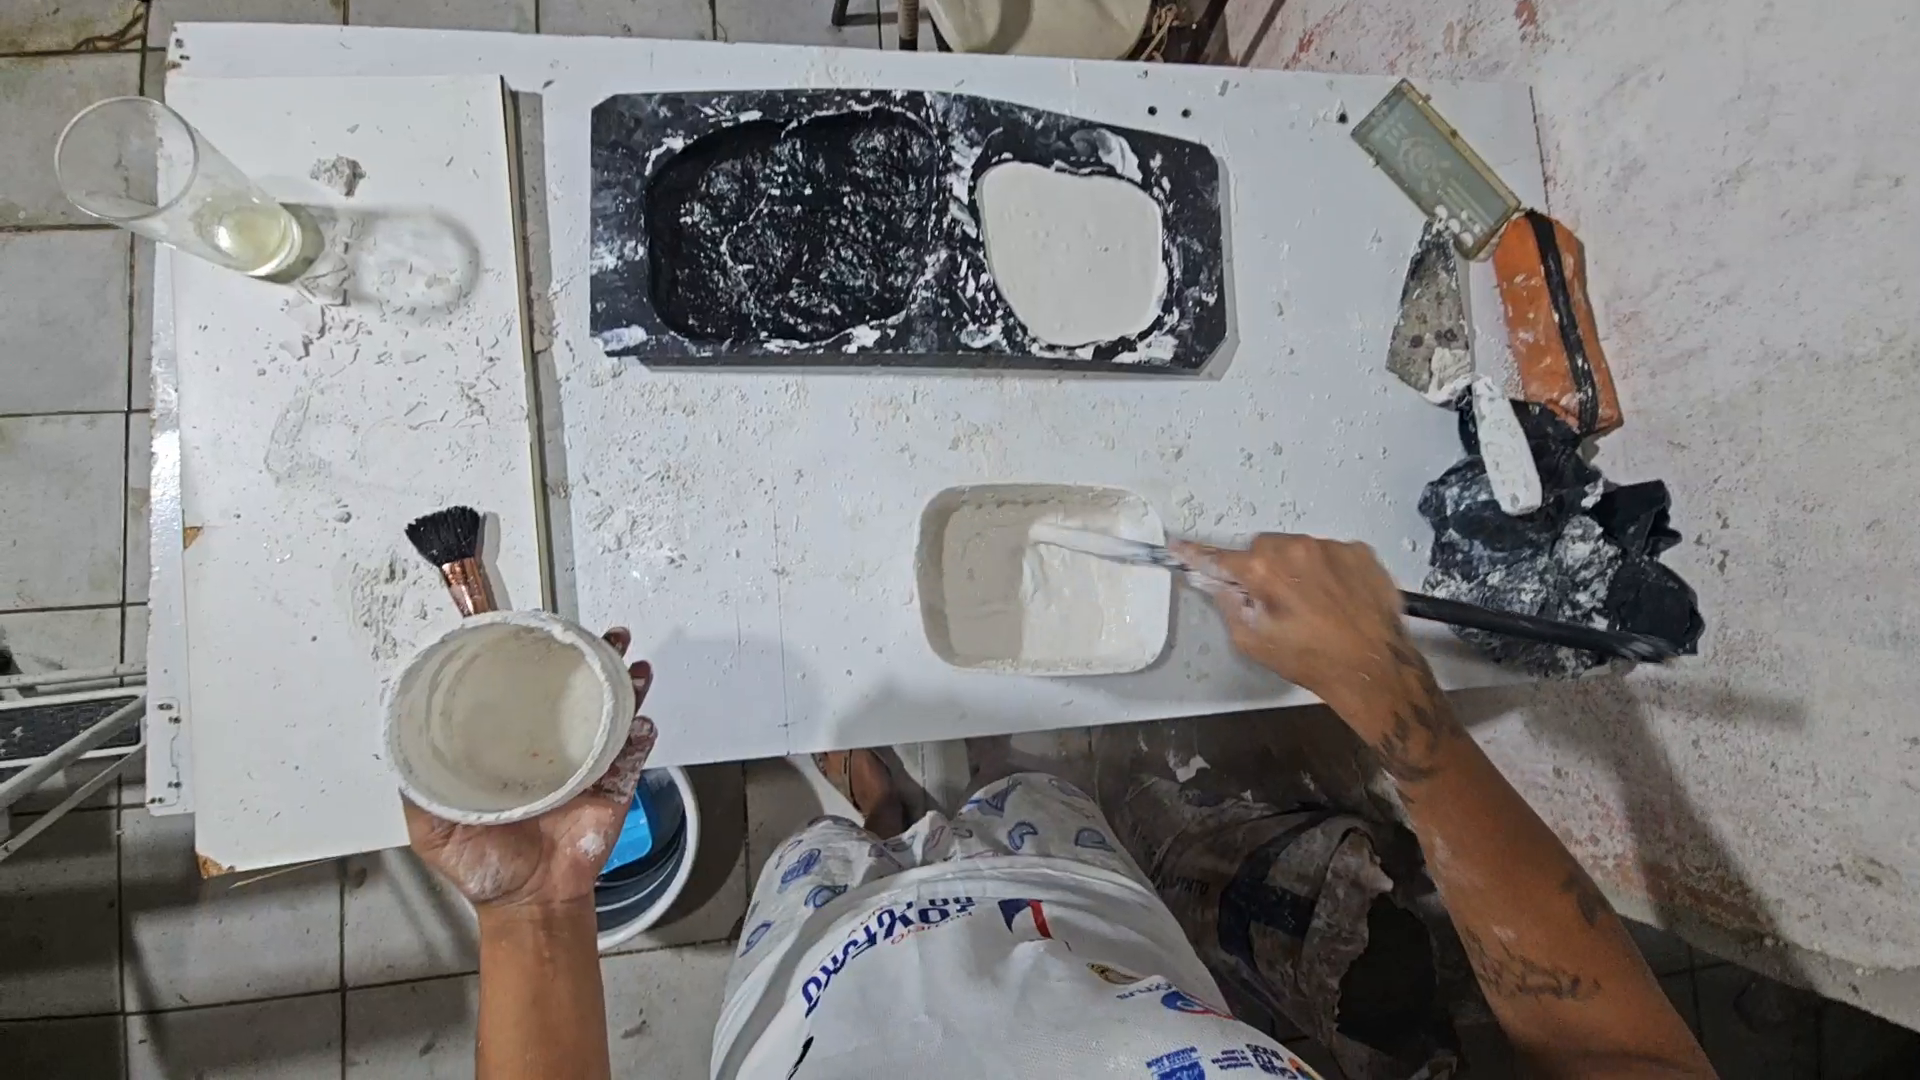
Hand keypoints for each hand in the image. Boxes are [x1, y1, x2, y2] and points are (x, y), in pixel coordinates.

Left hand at [403, 627, 655, 910]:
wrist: (532, 900)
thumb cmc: (485, 867)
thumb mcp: (435, 828)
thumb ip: (421, 788)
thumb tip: (402, 739)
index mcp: (519, 750)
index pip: (534, 695)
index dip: (547, 661)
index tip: (550, 634)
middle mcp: (559, 747)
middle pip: (586, 692)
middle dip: (602, 659)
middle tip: (608, 637)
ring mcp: (591, 763)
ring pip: (617, 712)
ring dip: (630, 685)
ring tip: (634, 667)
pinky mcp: (616, 784)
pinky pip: (634, 752)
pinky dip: (641, 734)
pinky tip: (641, 720)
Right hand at [1174, 534, 1413, 707]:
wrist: (1374, 668)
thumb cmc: (1309, 659)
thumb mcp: (1252, 641)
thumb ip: (1228, 605)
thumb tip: (1217, 583)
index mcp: (1263, 570)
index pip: (1219, 557)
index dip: (1195, 554)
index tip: (1177, 546)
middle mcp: (1295, 548)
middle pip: (1261, 547)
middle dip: (1260, 567)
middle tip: (1272, 600)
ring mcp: (1331, 548)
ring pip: (1296, 547)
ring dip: (1294, 567)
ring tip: (1310, 601)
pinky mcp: (1360, 552)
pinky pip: (1329, 552)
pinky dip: (1326, 569)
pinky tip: (1335, 597)